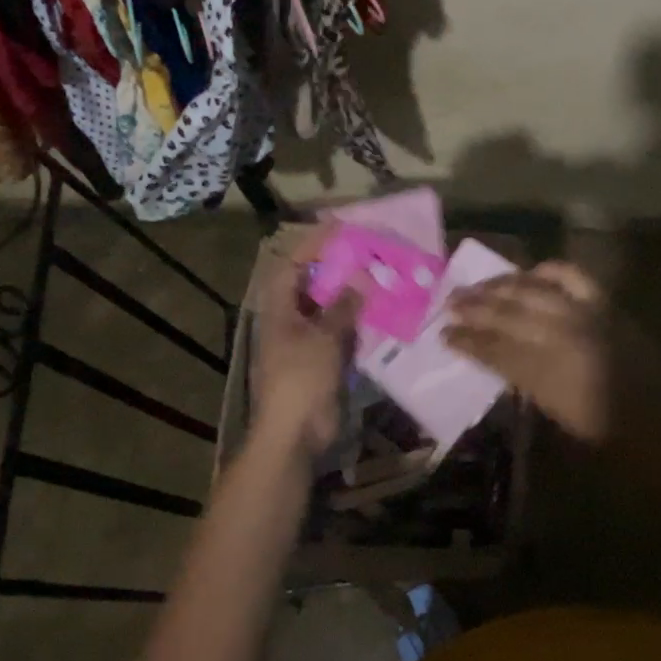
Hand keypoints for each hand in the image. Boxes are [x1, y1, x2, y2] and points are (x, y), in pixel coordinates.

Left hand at [251, 226, 358, 458]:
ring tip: (381, 277)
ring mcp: (305, 342)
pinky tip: (381, 314)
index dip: (313, 245)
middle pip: (312, 285)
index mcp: (279, 309)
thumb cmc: (301, 378)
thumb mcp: (323, 337)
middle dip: (338, 268)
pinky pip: (340, 334)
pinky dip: (357, 323)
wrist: (294, 432)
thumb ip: (342, 307)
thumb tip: (360, 281)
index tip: (340, 228)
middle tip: (369, 252)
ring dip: (351, 296)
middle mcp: (289, 319)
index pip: (293, 265)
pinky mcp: (321, 362)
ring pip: (329, 309)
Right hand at [443, 262, 620, 443]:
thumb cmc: (603, 430)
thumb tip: (495, 356)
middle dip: (475, 307)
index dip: (468, 340)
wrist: (659, 421)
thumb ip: (523, 380)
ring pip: (532, 291)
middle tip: (449, 302)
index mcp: (546, 374)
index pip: (495, 349)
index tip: (444, 334)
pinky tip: (530, 272)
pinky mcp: (604, 303)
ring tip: (476, 286)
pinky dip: (548, 271)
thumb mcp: (553, 411)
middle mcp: (563, 338)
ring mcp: (584, 315)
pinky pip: (571, 277)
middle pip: (509, 315)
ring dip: (500, 286)